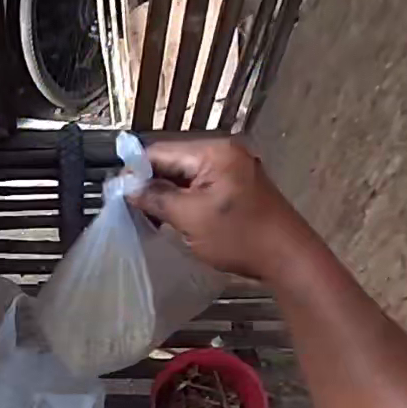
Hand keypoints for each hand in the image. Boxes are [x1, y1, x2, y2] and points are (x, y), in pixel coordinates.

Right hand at [131, 138, 320, 280]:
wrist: (287, 257)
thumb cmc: (240, 237)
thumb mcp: (190, 218)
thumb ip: (156, 197)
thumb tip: (129, 187)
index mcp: (214, 151)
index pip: (160, 150)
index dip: (136, 170)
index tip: (119, 193)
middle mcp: (225, 152)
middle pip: (174, 161)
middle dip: (152, 183)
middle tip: (132, 208)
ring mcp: (234, 168)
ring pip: (187, 176)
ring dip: (168, 194)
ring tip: (152, 216)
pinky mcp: (238, 187)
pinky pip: (203, 186)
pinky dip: (186, 200)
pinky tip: (176, 218)